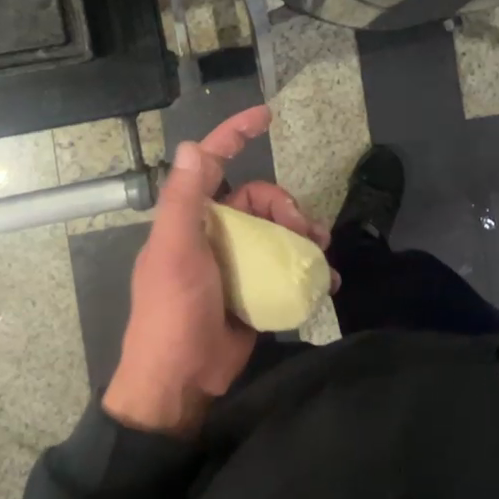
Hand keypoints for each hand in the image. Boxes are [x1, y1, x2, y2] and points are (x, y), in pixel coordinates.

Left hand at [101, 105, 330, 436]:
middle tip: (305, 229)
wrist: (182, 383)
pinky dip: (309, 268)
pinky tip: (326, 279)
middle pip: (260, 199)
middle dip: (287, 206)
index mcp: (191, 218)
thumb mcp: (175, 251)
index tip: (266, 115)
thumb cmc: (172, 312)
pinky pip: (287, 266)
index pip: (212, 163)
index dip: (235, 134)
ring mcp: (237, 263)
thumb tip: (190, 146)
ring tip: (322, 252)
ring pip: (279, 231)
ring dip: (304, 235)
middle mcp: (214, 233)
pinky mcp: (255, 290)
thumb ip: (183, 199)